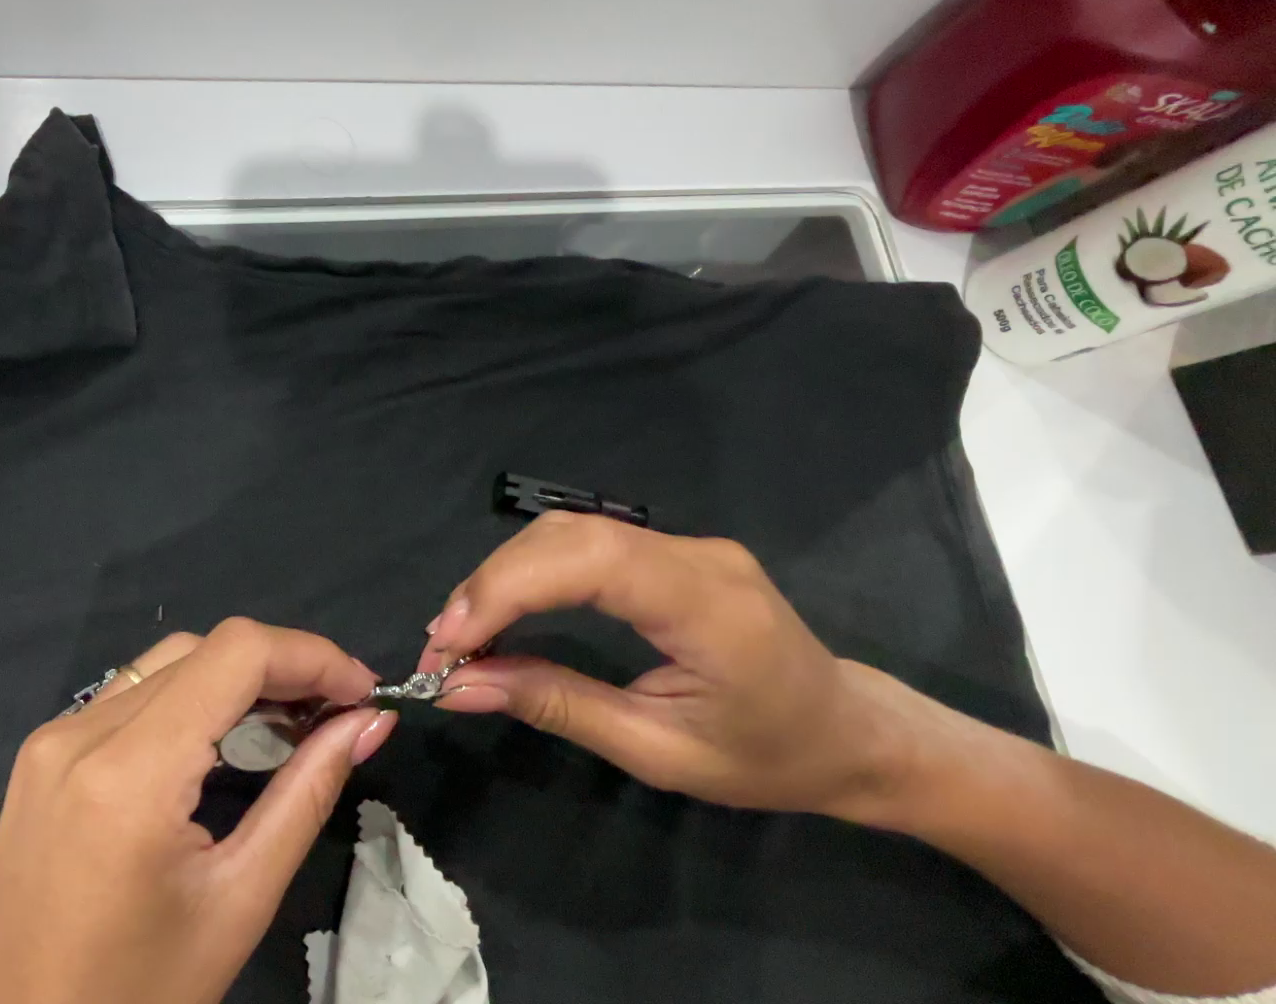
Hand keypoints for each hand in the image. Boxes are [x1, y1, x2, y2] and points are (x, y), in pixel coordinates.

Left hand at [0, 619, 398, 1003]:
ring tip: (295, 724)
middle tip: (339, 714)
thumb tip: (369, 723)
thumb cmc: (134, 994)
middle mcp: (81, 731)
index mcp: (129, 771)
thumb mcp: (238, 901)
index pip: (236, 654)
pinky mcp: (43, 753)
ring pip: (167, 664)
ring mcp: (53, 737)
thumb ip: (307, 795)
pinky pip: (132, 695)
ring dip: (239, 678)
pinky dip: (192, 698)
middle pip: (204, 650)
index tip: (365, 693)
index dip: (312, 655)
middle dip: (284, 667)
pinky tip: (225, 740)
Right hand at [420, 511, 925, 821]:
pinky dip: (532, 571)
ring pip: (571, 531)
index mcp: (710, 608)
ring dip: (505, 574)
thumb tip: (459, 687)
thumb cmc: (764, 759)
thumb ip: (557, 705)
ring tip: (462, 631)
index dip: (508, 588)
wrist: (848, 733)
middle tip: (442, 644)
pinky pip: (587, 544)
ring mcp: (688, 545)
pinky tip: (504, 607)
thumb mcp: (657, 753)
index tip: (450, 642)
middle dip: (492, 583)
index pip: (592, 563)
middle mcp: (698, 556)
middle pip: (570, 536)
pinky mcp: (674, 550)